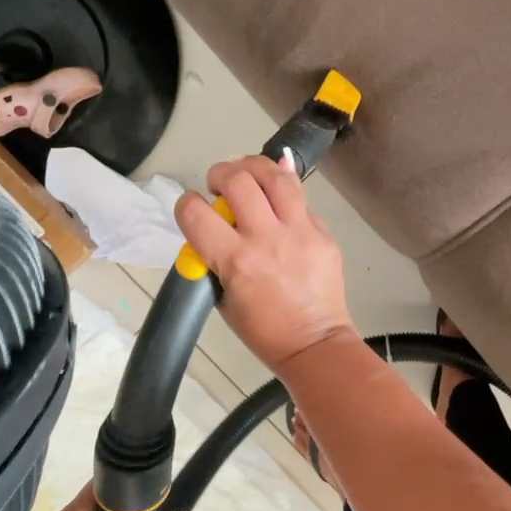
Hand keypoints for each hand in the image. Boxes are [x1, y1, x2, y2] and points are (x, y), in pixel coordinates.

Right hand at [174, 154, 358, 373]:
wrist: (314, 343)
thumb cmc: (262, 330)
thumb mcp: (222, 297)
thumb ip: (215, 257)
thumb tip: (215, 220)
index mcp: (236, 261)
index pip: (196, 212)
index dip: (186, 204)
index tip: (193, 209)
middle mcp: (268, 238)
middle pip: (237, 180)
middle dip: (219, 174)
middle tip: (219, 186)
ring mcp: (300, 232)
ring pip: (275, 176)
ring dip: (253, 167)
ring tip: (246, 176)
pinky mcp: (323, 233)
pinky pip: (301, 198)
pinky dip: (284, 190)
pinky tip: (276, 193)